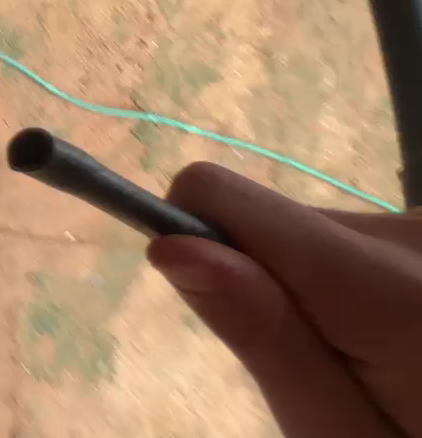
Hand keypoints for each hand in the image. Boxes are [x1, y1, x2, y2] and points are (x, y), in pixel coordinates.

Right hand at [151, 162, 421, 435]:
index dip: (195, 240)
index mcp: (392, 287)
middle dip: (284, 288)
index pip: (216, 192)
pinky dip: (382, 296)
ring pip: (326, 235)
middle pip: (274, 219)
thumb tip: (171, 245)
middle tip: (351, 376)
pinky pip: (380, 247)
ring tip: (404, 374)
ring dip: (336, 296)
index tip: (236, 312)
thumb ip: (266, 340)